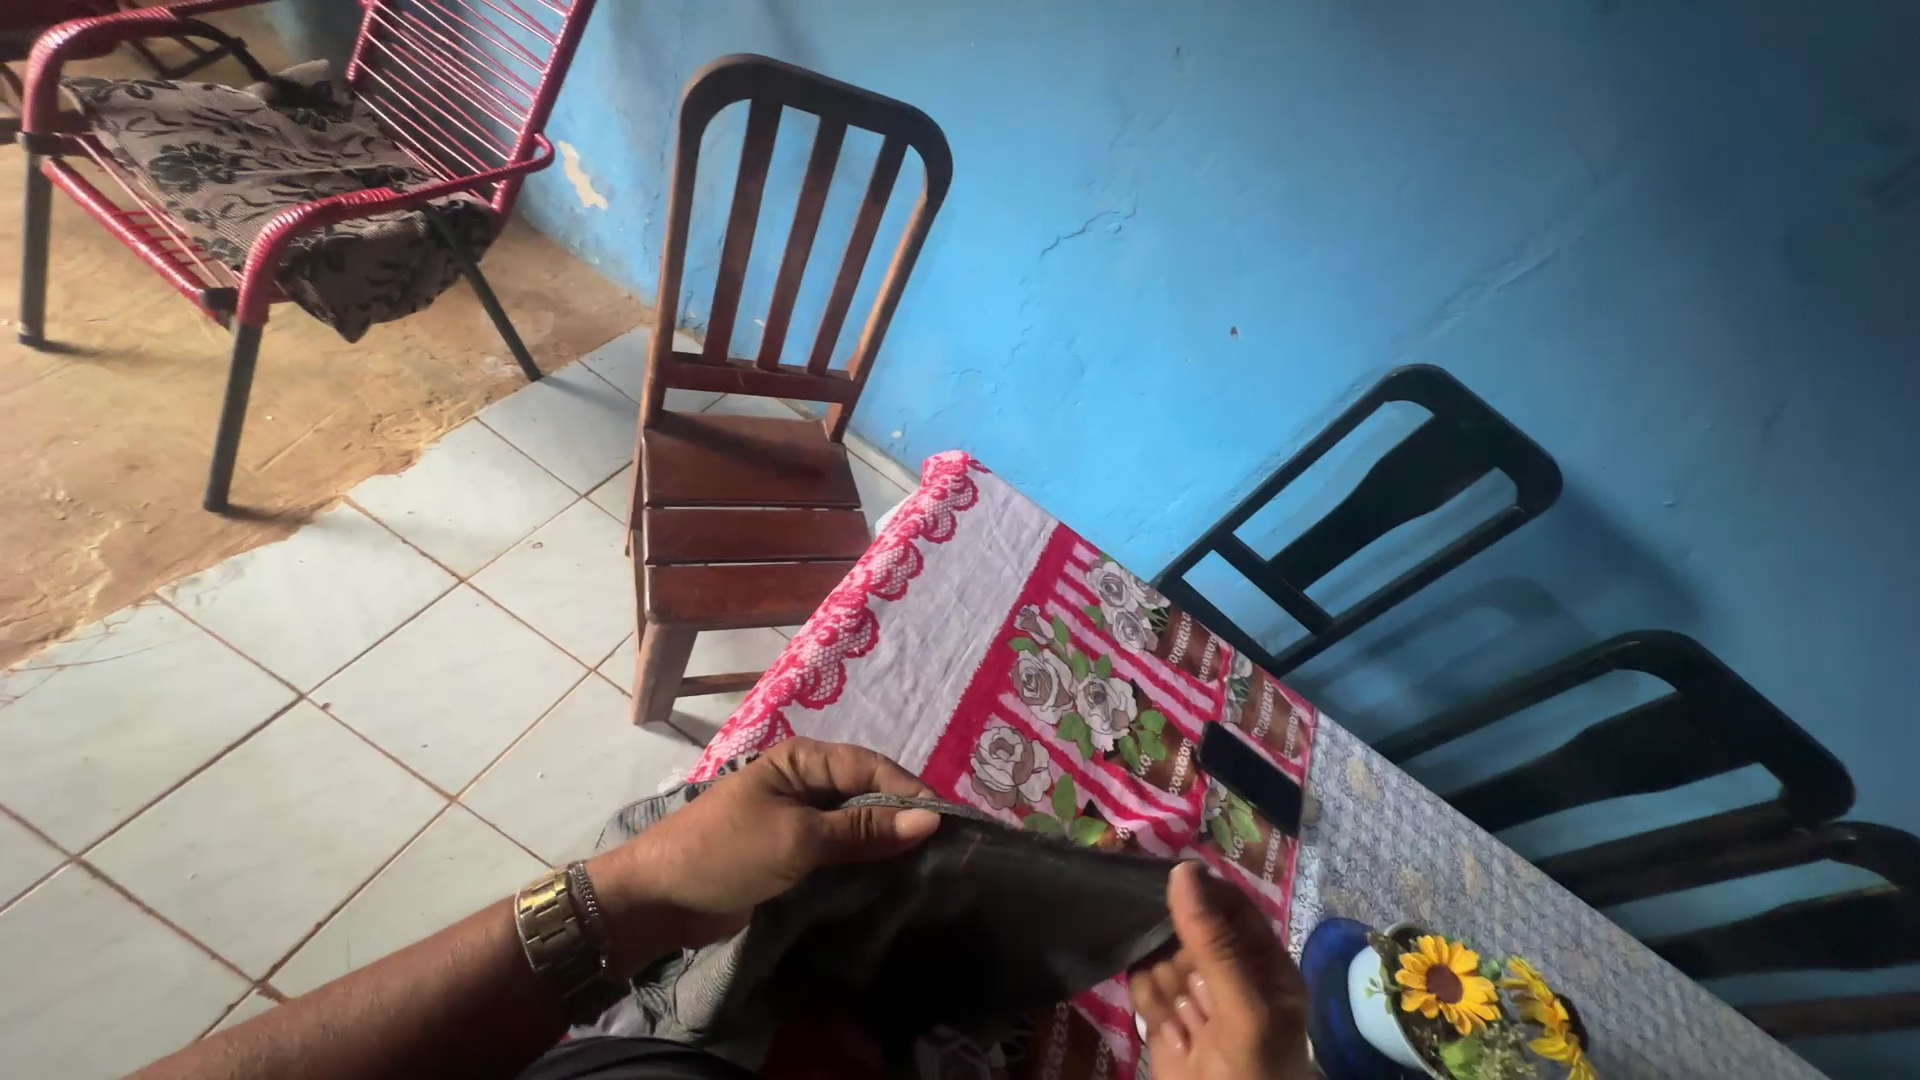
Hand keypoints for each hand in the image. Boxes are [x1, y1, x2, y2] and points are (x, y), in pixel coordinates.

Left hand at [585, 738, 941, 975]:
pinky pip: (840, 846)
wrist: (657, 901)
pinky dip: (864, 859)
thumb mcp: (799, 840)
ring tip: (926, 862)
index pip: (871, 768)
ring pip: (857, 821)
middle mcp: (806, 780)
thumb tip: (930, 819)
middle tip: (944, 846)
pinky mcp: (793, 849)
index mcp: (804, 759)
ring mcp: (799, 815)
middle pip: (867, 791)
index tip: (948, 822)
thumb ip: (863, 831)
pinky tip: (889, 875)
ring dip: (885, 840)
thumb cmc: (726, 854)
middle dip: (903, 815)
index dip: (910, 792)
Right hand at [1130, 863, 1313, 1079]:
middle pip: (1193, 930)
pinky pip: (1147, 989)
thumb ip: (1213, 942)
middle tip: (1169, 951)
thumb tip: (1182, 871)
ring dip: (1161, 973)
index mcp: (1268, 974)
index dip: (1205, 893)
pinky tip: (1163, 1026)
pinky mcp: (1166, 1028)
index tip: (1168, 877)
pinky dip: (1148, 999)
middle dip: (1175, 937)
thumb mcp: (1242, 1013)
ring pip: (1166, 957)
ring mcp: (1198, 1006)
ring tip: (1177, 1011)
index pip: (1235, 911)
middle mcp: (1234, 983)